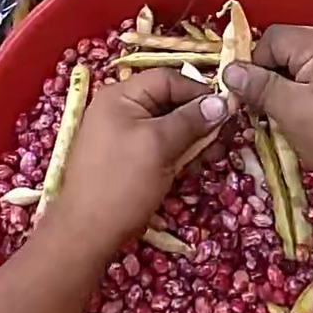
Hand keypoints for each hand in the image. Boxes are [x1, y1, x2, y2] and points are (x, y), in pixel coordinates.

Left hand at [47, 69, 227, 253]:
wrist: (87, 233)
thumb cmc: (122, 182)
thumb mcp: (160, 145)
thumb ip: (191, 120)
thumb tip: (224, 100)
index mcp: (121, 96)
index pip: (167, 79)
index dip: (198, 91)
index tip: (226, 110)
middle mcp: (120, 109)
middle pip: (170, 101)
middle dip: (198, 118)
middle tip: (222, 138)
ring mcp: (123, 134)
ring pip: (168, 125)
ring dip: (192, 138)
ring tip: (210, 156)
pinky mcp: (129, 157)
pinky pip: (160, 145)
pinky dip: (179, 152)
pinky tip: (193, 167)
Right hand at [224, 25, 312, 193]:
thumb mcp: (290, 111)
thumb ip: (258, 86)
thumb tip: (228, 70)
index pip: (271, 38)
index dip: (254, 65)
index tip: (249, 96)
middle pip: (287, 45)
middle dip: (271, 73)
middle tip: (266, 106)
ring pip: (301, 58)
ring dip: (287, 81)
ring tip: (286, 111)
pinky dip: (306, 85)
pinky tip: (306, 110)